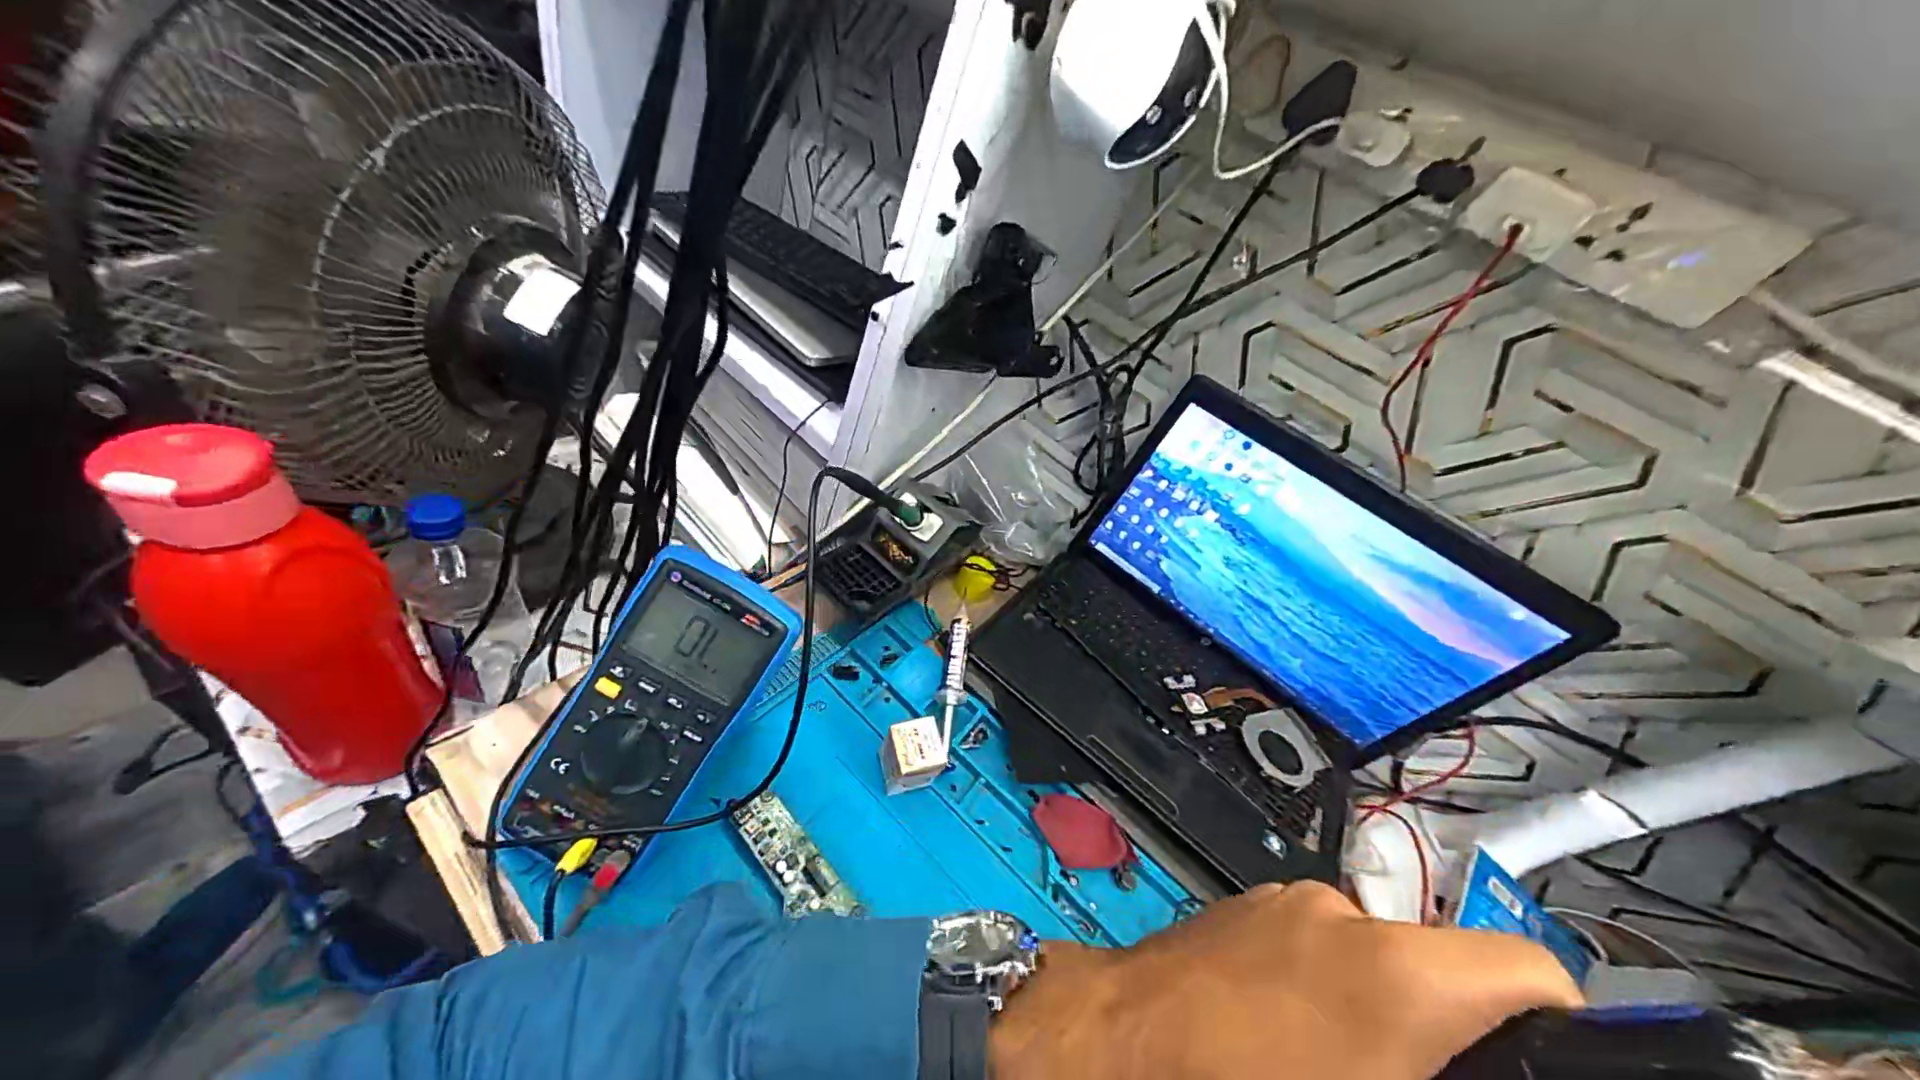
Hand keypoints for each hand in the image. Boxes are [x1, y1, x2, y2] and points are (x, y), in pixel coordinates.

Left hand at [989, 881, 1583, 1079]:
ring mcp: (1287, 902)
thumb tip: (1419, 1050)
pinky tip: (1280, 1030)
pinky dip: (1319, 982)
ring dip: (1376, 1006)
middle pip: (1443, 967)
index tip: (1543, 1061)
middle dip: (1450, 1028)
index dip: (1555, 1022)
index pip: (1530, 970)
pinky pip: (1311, 943)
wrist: (1117, 1039)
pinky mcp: (1243, 904)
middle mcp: (1348, 915)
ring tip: (1333, 1060)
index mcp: (1401, 970)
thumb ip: (1422, 1061)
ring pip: (1371, 956)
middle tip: (1412, 1074)